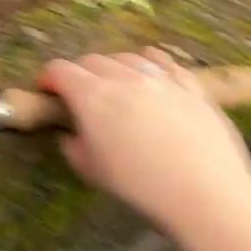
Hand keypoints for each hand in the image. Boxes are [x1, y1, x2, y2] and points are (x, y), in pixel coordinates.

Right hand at [39, 49, 250, 241]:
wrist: (205, 192)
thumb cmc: (137, 184)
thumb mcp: (88, 168)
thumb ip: (74, 143)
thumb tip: (75, 133)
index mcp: (92, 97)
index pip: (59, 70)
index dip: (47, 79)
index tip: (46, 93)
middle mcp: (125, 79)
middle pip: (92, 60)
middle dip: (78, 73)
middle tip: (77, 94)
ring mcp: (163, 80)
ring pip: (129, 58)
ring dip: (113, 67)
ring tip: (113, 84)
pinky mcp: (194, 89)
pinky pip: (167, 64)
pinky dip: (151, 63)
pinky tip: (150, 71)